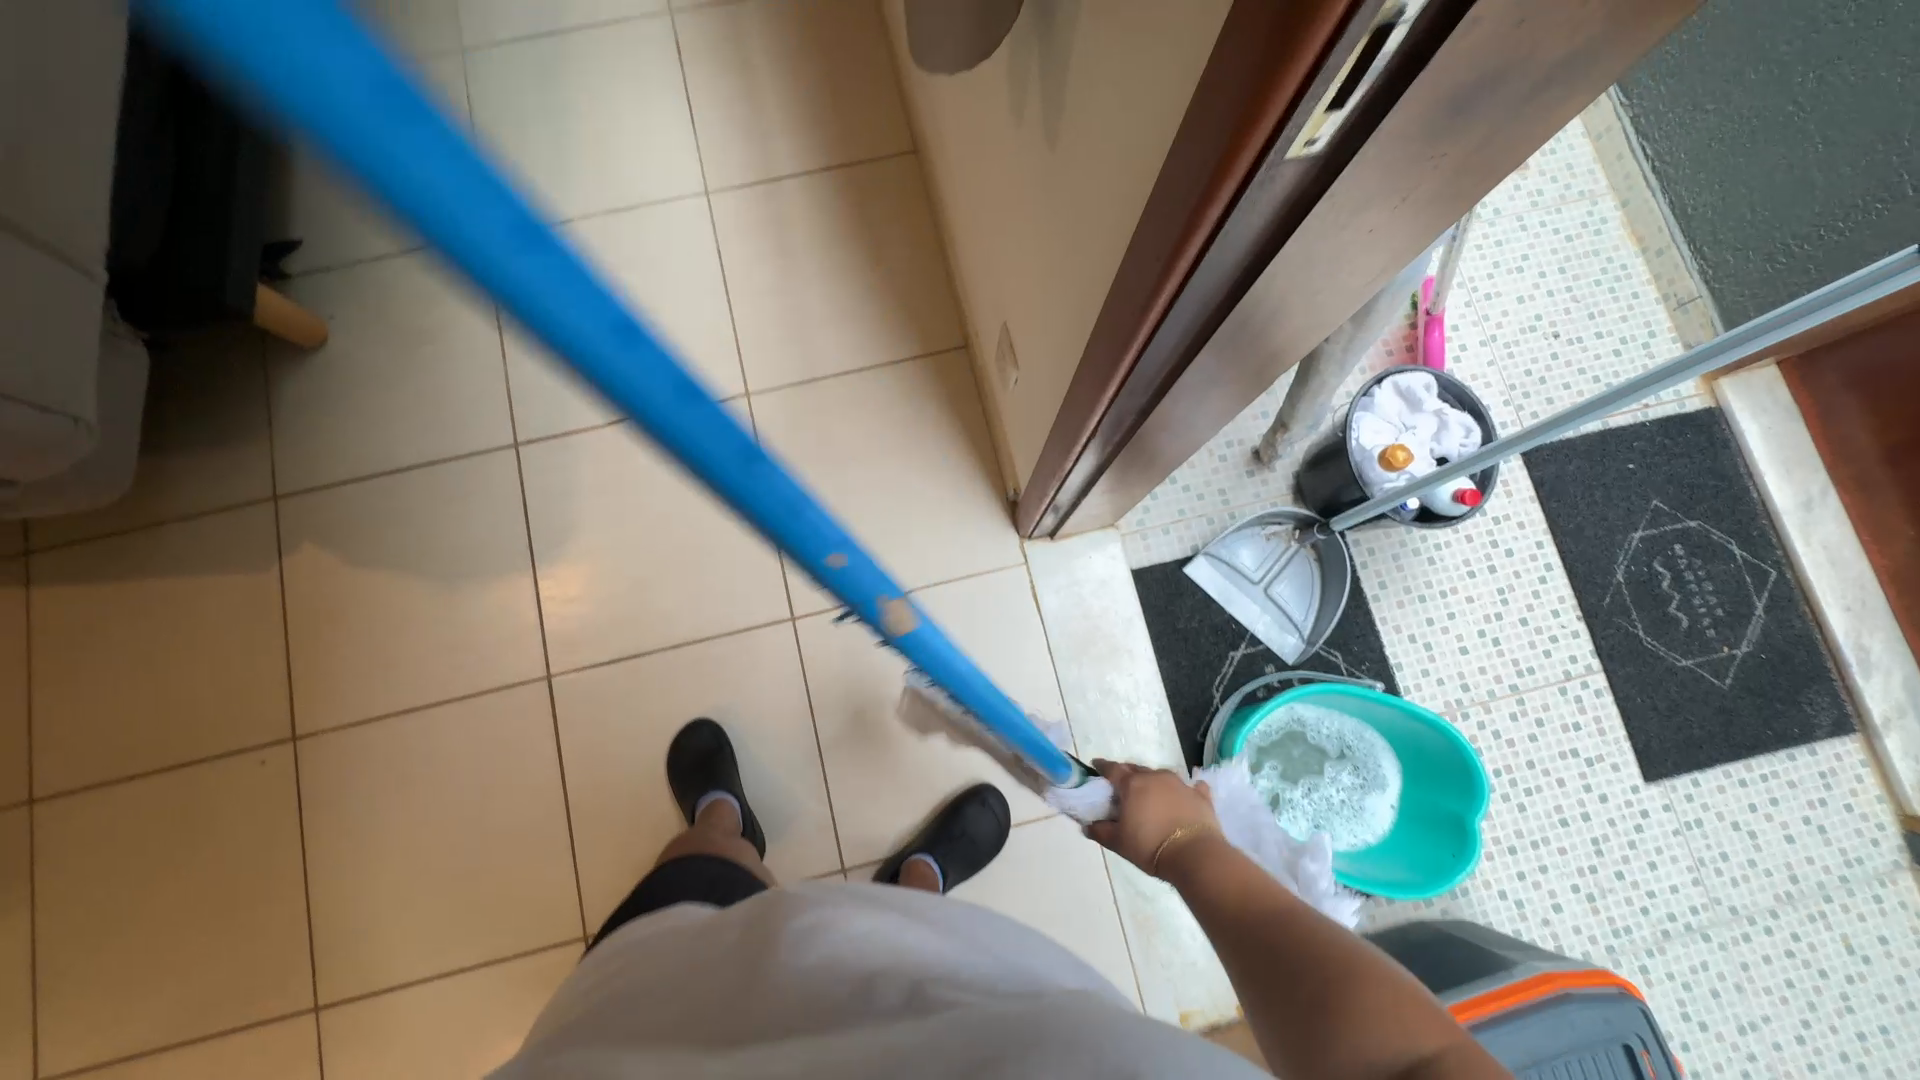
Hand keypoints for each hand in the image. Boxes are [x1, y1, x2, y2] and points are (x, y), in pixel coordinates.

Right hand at [1085, 760, 1221, 878]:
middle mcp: (1156, 777)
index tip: (1096, 765)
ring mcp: (1180, 784)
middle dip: (1127, 774)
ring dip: (1153, 781)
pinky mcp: (1200, 796)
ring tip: (1151, 794)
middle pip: (1137, 769)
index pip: (1113, 769)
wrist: (1195, 855)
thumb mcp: (1119, 843)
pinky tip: (1185, 797)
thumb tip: (1088, 825)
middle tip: (1122, 786)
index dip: (1102, 767)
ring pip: (1161, 775)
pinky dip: (1184, 790)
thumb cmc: (1150, 846)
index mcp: (1132, 785)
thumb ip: (1101, 831)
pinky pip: (1191, 787)